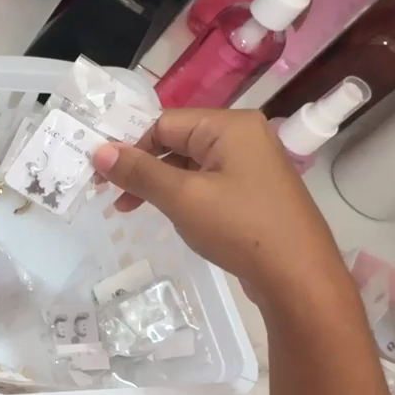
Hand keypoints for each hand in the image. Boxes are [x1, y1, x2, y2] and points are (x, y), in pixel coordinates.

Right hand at [91, 109, 343, 301]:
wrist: (294, 271)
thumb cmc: (239, 227)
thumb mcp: (182, 197)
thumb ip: (140, 172)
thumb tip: (99, 152)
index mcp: (229, 126)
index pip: (164, 123)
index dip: (129, 146)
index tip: (100, 176)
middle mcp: (241, 135)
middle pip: (175, 140)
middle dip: (140, 166)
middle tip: (109, 196)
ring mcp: (247, 162)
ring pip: (187, 163)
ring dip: (155, 182)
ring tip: (128, 209)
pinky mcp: (248, 188)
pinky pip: (202, 180)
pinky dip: (177, 193)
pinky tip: (163, 212)